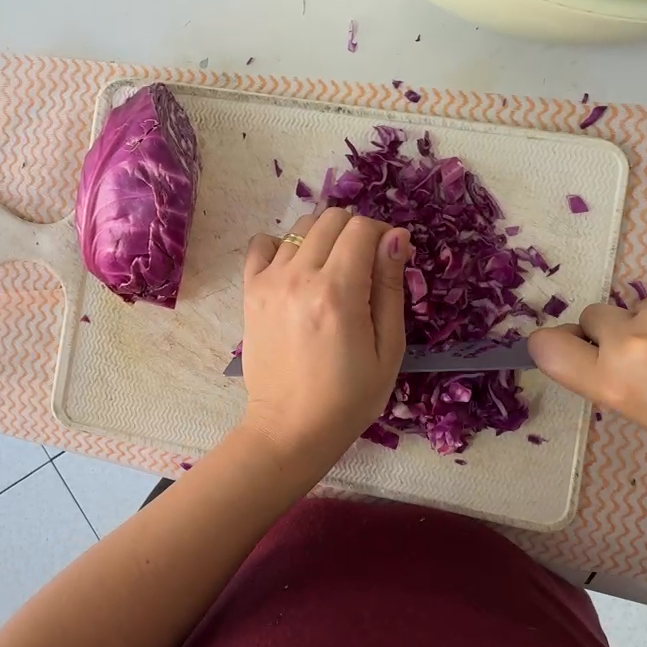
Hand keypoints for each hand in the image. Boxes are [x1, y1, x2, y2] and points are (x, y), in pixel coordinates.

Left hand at [236, 208, 409, 466]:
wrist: (290, 428)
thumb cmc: (349, 398)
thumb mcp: (387, 349)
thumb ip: (390, 288)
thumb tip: (396, 237)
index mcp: (338, 292)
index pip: (361, 229)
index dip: (383, 235)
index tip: (391, 258)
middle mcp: (300, 276)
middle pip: (331, 219)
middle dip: (356, 231)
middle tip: (366, 263)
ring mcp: (270, 281)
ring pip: (301, 228)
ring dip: (323, 237)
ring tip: (333, 268)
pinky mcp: (250, 291)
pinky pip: (262, 244)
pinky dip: (282, 245)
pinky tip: (296, 268)